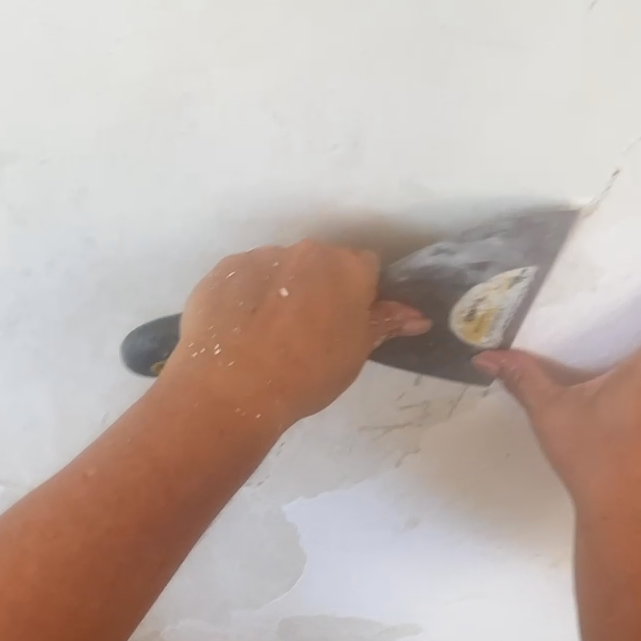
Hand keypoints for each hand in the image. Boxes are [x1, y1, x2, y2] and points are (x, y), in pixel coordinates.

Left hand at [158, 240, 430, 427]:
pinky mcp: (223, 270)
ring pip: (278, 269)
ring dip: (278, 292)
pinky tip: (238, 332)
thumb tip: (417, 317)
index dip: (358, 295)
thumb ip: (384, 325)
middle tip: (305, 334)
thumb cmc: (307, 375)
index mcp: (348, 268)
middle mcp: (306, 251)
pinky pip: (242, 279)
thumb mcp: (354, 354)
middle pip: (319, 264)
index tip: (344, 323)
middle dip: (317, 289)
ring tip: (266, 337)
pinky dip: (244, 298)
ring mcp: (261, 257)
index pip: (364, 269)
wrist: (234, 388)